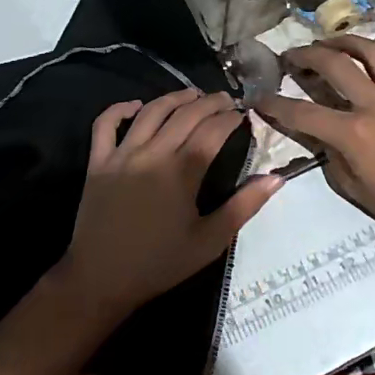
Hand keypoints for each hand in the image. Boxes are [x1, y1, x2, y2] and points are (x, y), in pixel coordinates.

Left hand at [60, 89, 281, 318]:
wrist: (101, 280)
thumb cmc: (161, 263)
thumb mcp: (211, 241)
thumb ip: (244, 206)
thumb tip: (276, 178)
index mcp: (182, 172)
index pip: (213, 130)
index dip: (231, 118)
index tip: (244, 114)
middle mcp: (153, 154)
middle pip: (185, 114)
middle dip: (210, 102)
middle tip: (226, 99)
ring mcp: (121, 155)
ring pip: (151, 112)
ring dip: (175, 98)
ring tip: (193, 94)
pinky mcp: (98, 162)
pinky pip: (105, 125)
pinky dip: (119, 109)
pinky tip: (136, 106)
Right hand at [256, 35, 374, 243]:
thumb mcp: (354, 190)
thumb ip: (331, 157)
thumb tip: (322, 136)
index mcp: (353, 134)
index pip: (303, 113)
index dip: (275, 105)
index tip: (259, 99)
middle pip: (334, 65)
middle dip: (305, 55)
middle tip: (291, 56)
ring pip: (371, 51)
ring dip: (345, 40)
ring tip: (328, 42)